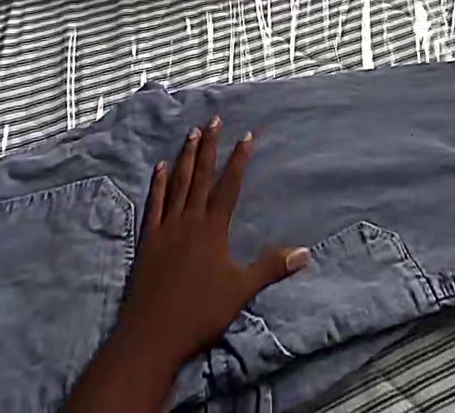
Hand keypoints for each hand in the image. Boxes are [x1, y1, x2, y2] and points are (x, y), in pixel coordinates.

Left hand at [113, 118, 310, 365]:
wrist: (152, 335)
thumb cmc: (199, 312)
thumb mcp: (241, 291)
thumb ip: (270, 268)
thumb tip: (305, 252)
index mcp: (212, 229)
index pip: (229, 186)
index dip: (238, 159)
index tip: (246, 135)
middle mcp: (189, 220)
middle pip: (201, 175)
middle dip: (210, 146)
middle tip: (214, 119)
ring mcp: (166, 227)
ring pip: (178, 183)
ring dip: (186, 156)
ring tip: (192, 132)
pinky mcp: (148, 239)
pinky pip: (154, 203)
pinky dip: (157, 182)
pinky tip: (159, 166)